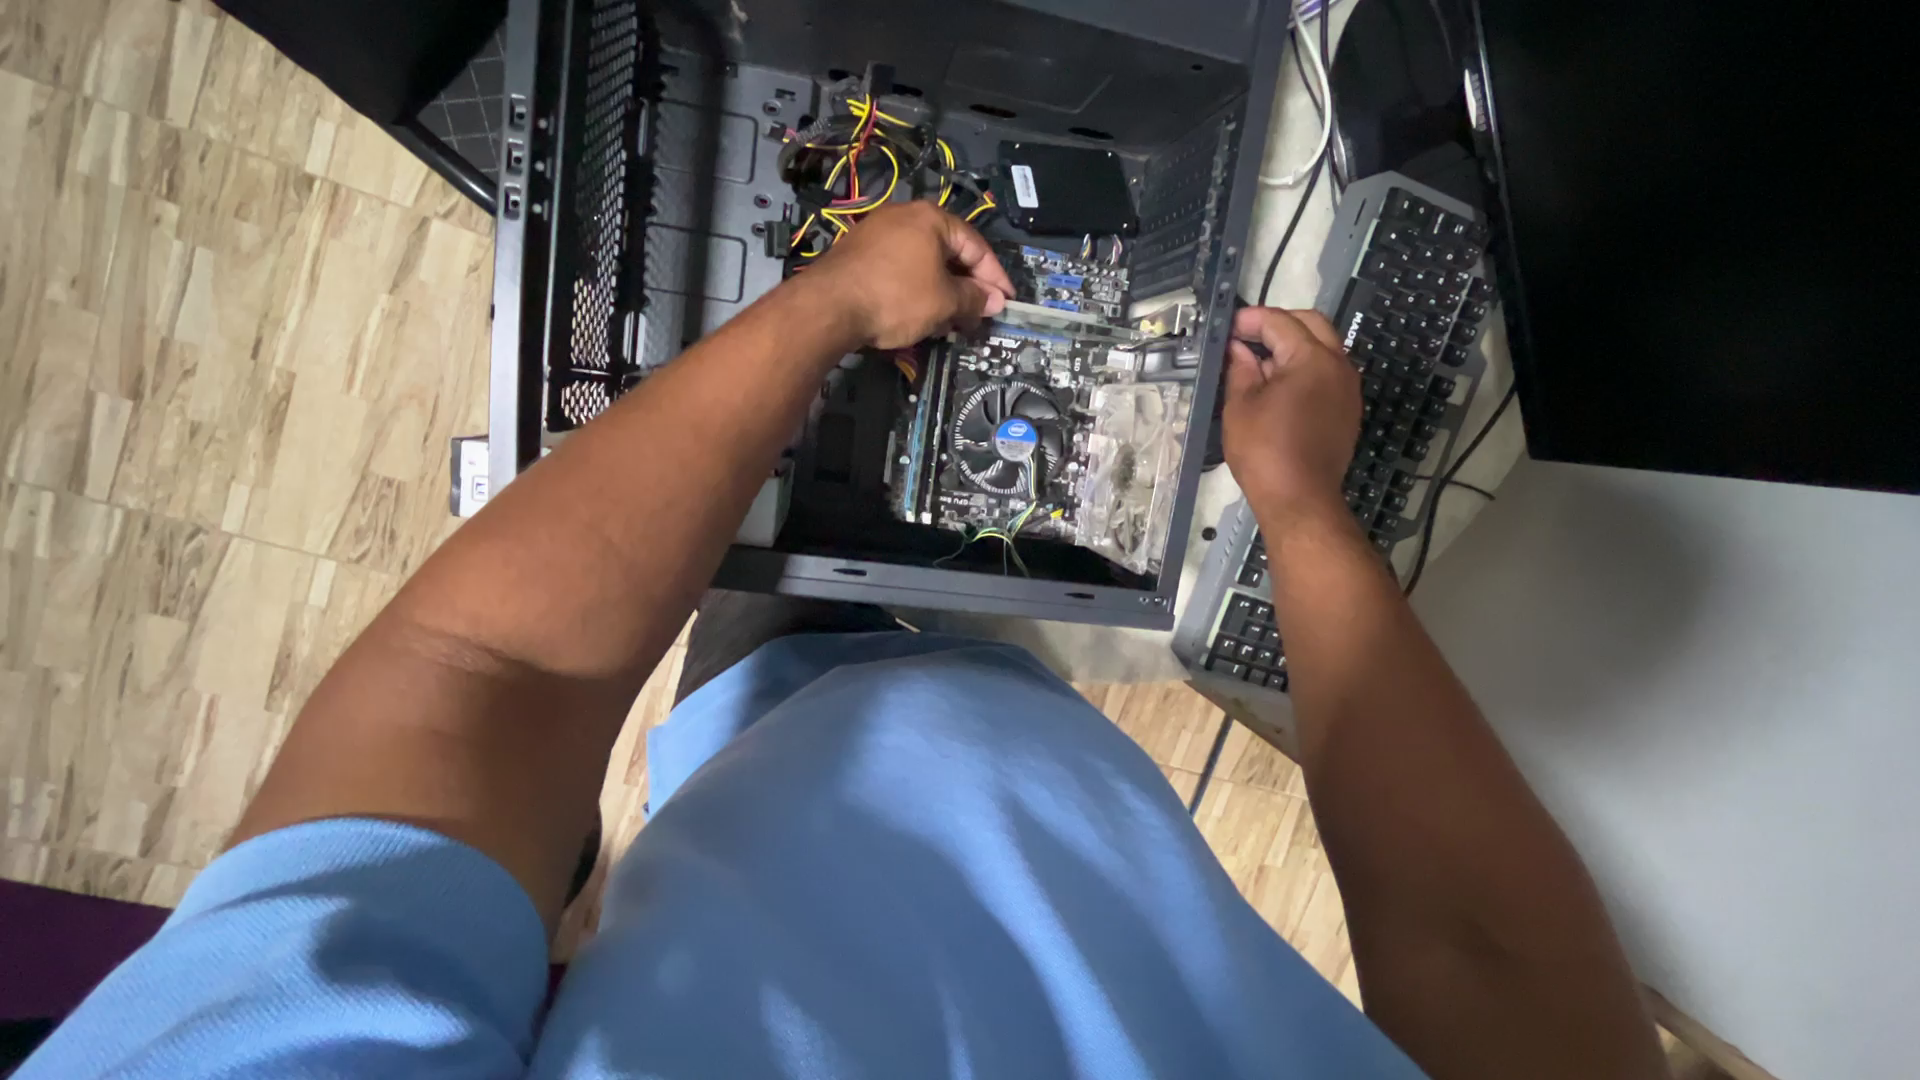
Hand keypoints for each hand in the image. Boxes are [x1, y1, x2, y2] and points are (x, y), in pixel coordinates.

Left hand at [802, 201, 1015, 349]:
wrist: (829, 306)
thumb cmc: (896, 297)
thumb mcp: (944, 301)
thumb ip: (973, 299)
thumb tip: (994, 301)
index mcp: (931, 218)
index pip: (976, 245)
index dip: (995, 276)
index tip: (1006, 301)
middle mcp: (904, 216)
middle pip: (948, 252)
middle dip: (966, 286)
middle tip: (978, 315)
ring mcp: (877, 233)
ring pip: (923, 263)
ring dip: (941, 292)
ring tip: (949, 321)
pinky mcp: (858, 254)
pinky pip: (900, 269)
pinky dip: (916, 290)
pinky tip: (918, 315)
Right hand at [1221, 307, 1361, 528]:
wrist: (1299, 498)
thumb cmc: (1264, 451)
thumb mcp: (1240, 406)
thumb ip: (1240, 369)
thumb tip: (1238, 349)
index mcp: (1311, 358)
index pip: (1280, 322)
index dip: (1251, 320)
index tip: (1228, 326)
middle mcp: (1338, 365)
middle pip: (1311, 325)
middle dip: (1278, 324)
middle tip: (1247, 336)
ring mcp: (1348, 388)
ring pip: (1323, 348)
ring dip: (1293, 346)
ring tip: (1259, 363)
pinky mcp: (1347, 409)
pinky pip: (1327, 373)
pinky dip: (1304, 368)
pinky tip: (1279, 387)